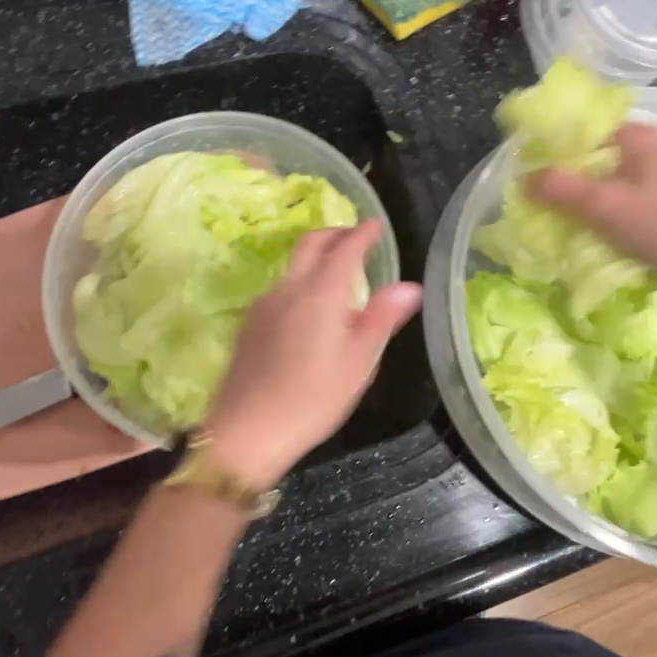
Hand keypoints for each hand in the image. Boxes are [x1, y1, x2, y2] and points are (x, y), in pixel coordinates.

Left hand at [202, 221, 421, 489]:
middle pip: (311, 243)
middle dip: (335, 234)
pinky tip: (310, 308)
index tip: (376, 224)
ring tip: (338, 274)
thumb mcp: (359, 363)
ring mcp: (265, 304)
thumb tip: (410, 287)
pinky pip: (281, 288)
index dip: (363, 233)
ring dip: (316, 257)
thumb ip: (382, 318)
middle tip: (356, 237)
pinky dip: (302, 281)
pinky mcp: (250, 323)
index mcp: (322, 293)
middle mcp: (290, 289)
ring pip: (293, 265)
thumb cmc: (313, 399)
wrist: (246, 432)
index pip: (345, 249)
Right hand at [528, 123, 656, 289]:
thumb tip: (523, 178)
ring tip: (560, 211)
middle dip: (569, 171)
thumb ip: (559, 188)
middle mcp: (652, 147)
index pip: (587, 125)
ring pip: (611, 176)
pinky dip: (606, 206)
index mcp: (639, 135)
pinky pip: (626, 195)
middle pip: (597, 153)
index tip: (533, 163)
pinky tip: (594, 225)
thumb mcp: (602, 206)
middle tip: (541, 191)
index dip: (558, 142)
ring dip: (586, 192)